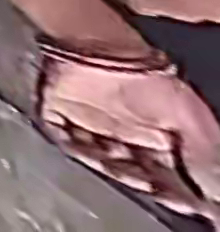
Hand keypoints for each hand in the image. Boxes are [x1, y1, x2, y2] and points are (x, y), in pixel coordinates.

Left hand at [42, 58, 219, 222]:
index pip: (169, 178)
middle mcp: (123, 134)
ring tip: (133, 177)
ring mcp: (87, 120)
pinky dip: (73, 147)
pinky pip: (59, 133)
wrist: (107, 52)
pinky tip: (91, 156)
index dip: (179, 195)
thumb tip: (216, 208)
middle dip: (147, 186)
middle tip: (160, 193)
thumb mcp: (197, 133)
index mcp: (160, 141)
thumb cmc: (157, 88)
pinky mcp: (57, 106)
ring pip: (97, 157)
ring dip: (112, 171)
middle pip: (132, 169)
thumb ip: (208, 169)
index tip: (191, 208)